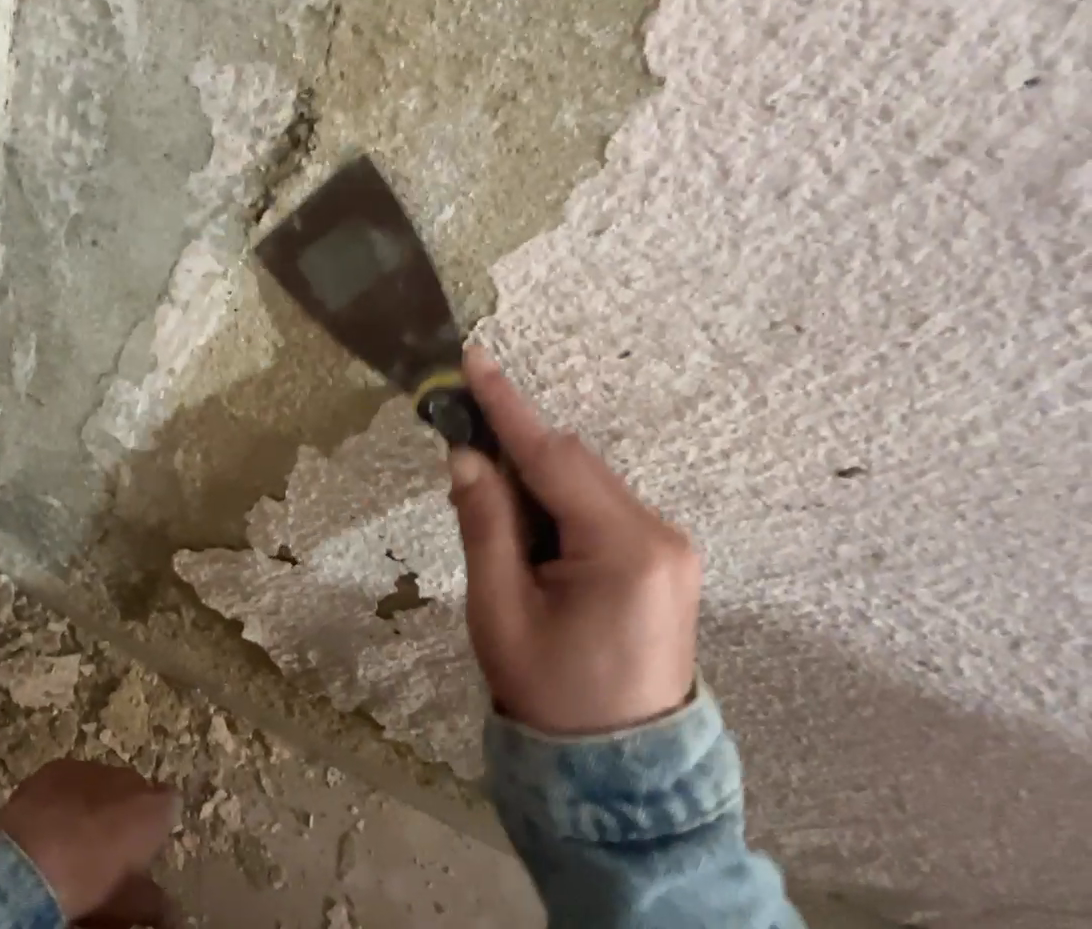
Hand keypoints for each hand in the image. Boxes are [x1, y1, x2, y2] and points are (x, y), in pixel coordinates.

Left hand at [0, 759, 180, 927]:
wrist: (30, 858)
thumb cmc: (91, 881)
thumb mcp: (128, 903)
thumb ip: (154, 903)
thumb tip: (172, 915)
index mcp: (154, 809)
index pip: (171, 803)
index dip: (157, 823)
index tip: (144, 846)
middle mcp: (128, 779)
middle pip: (134, 791)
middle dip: (125, 812)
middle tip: (108, 846)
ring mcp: (90, 768)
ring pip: (100, 783)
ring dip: (94, 802)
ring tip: (74, 835)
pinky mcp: (56, 766)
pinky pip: (69, 780)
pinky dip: (65, 796)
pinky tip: (49, 823)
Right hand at [448, 345, 700, 735]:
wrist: (617, 767)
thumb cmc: (549, 692)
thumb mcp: (500, 609)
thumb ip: (484, 524)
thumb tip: (465, 456)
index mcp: (625, 548)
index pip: (554, 457)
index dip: (506, 407)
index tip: (473, 359)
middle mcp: (660, 535)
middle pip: (574, 464)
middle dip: (513, 446)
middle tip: (456, 436)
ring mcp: (669, 548)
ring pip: (586, 483)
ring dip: (532, 477)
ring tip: (484, 495)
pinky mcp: (663, 561)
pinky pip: (599, 508)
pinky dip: (554, 502)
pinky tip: (524, 524)